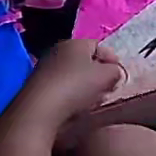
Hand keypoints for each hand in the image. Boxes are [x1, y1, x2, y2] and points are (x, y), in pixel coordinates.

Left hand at [10, 39, 124, 130]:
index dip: (112, 60)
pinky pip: (62, 89)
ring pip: (74, 76)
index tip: (119, 75)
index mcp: (74, 43)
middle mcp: (57, 52)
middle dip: (99, 75)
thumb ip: (116, 71)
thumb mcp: (108, 75)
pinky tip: (77, 107)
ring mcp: (43, 70)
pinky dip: (71, 96)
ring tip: (94, 101)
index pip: (99, 46)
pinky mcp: (36, 89)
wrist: (38, 112)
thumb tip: (114, 73)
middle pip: (86, 62)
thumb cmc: (77, 86)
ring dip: (86, 87)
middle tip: (108, 88)